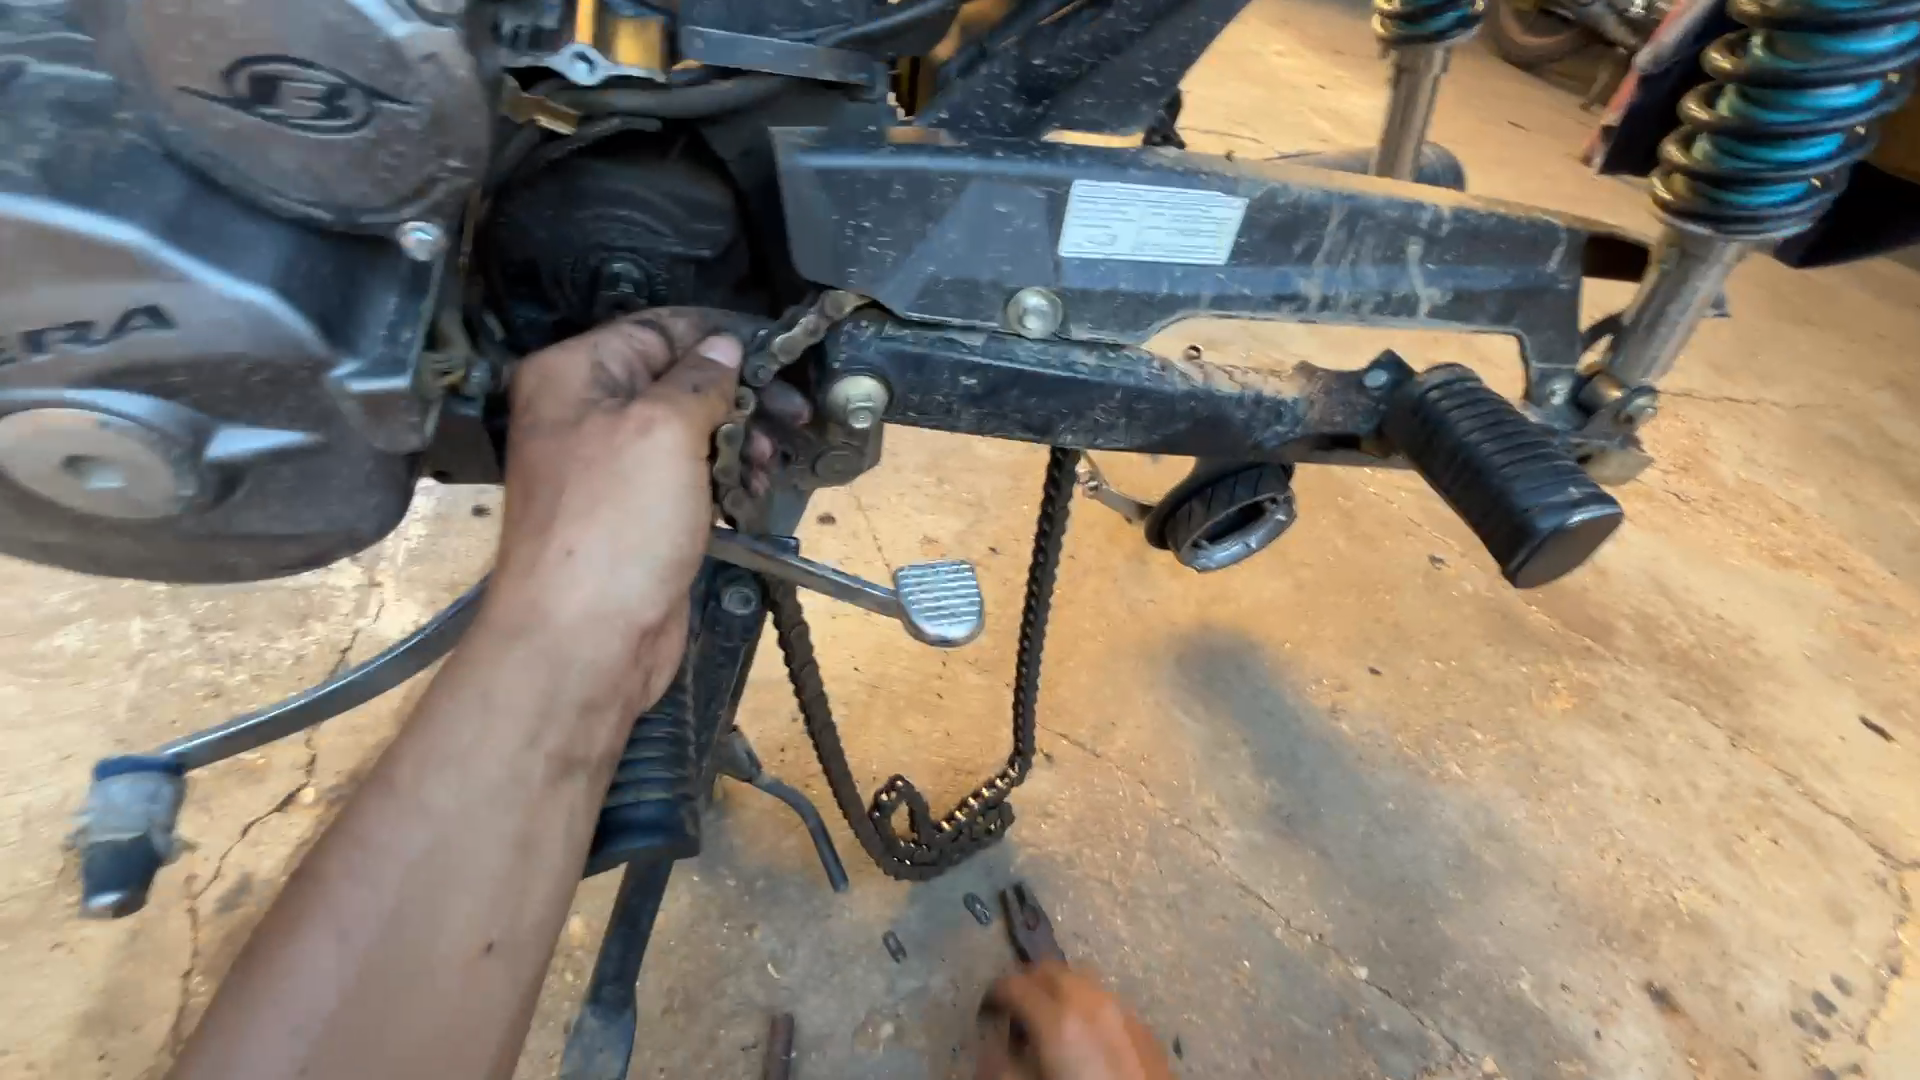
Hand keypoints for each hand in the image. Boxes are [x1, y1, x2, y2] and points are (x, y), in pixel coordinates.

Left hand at [482, 309, 746, 713]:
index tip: (776, 352)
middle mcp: (592, 413)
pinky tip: (751, 487)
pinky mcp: (643, 510)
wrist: (589, 635)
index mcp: (576, 375)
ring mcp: (618, 466)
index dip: (720, 336)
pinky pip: (692, 474)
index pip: (659, 329)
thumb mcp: (664, 430)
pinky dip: (726, 475)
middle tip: (791, 413)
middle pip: (681, 380)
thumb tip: (725, 344)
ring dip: (739, 438)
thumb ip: (700, 380)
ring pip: (693, 430)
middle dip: (740, 395)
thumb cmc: (618, 523)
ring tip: (767, 459)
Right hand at [977, 964, 1174, 1079]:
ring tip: (1052, 1017)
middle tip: (1017, 1010)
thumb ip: (1004, 1066)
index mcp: (1056, 1019)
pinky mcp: (1142, 1025)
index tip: (988, 1009)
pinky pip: (1106, 998)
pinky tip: (1086, 1034)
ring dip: (1059, 988)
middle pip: (1049, 969)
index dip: (995, 994)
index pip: (1013, 985)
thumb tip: (991, 1044)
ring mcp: (1120, 1008)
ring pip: (1080, 977)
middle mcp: (1088, 1001)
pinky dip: (1087, 1003)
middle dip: (1028, 982)